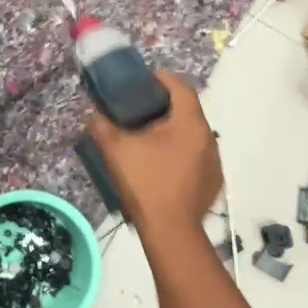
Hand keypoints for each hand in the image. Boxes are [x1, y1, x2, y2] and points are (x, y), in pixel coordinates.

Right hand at [85, 70, 221, 236]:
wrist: (170, 230)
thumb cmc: (145, 182)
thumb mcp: (116, 149)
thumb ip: (101, 125)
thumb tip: (93, 113)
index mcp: (189, 121)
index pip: (180, 85)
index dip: (159, 78)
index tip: (140, 82)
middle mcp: (208, 136)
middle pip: (186, 109)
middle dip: (162, 106)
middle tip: (137, 112)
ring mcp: (214, 160)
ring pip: (191, 134)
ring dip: (172, 132)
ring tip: (148, 141)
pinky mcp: (213, 181)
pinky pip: (196, 157)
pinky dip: (180, 154)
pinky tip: (162, 167)